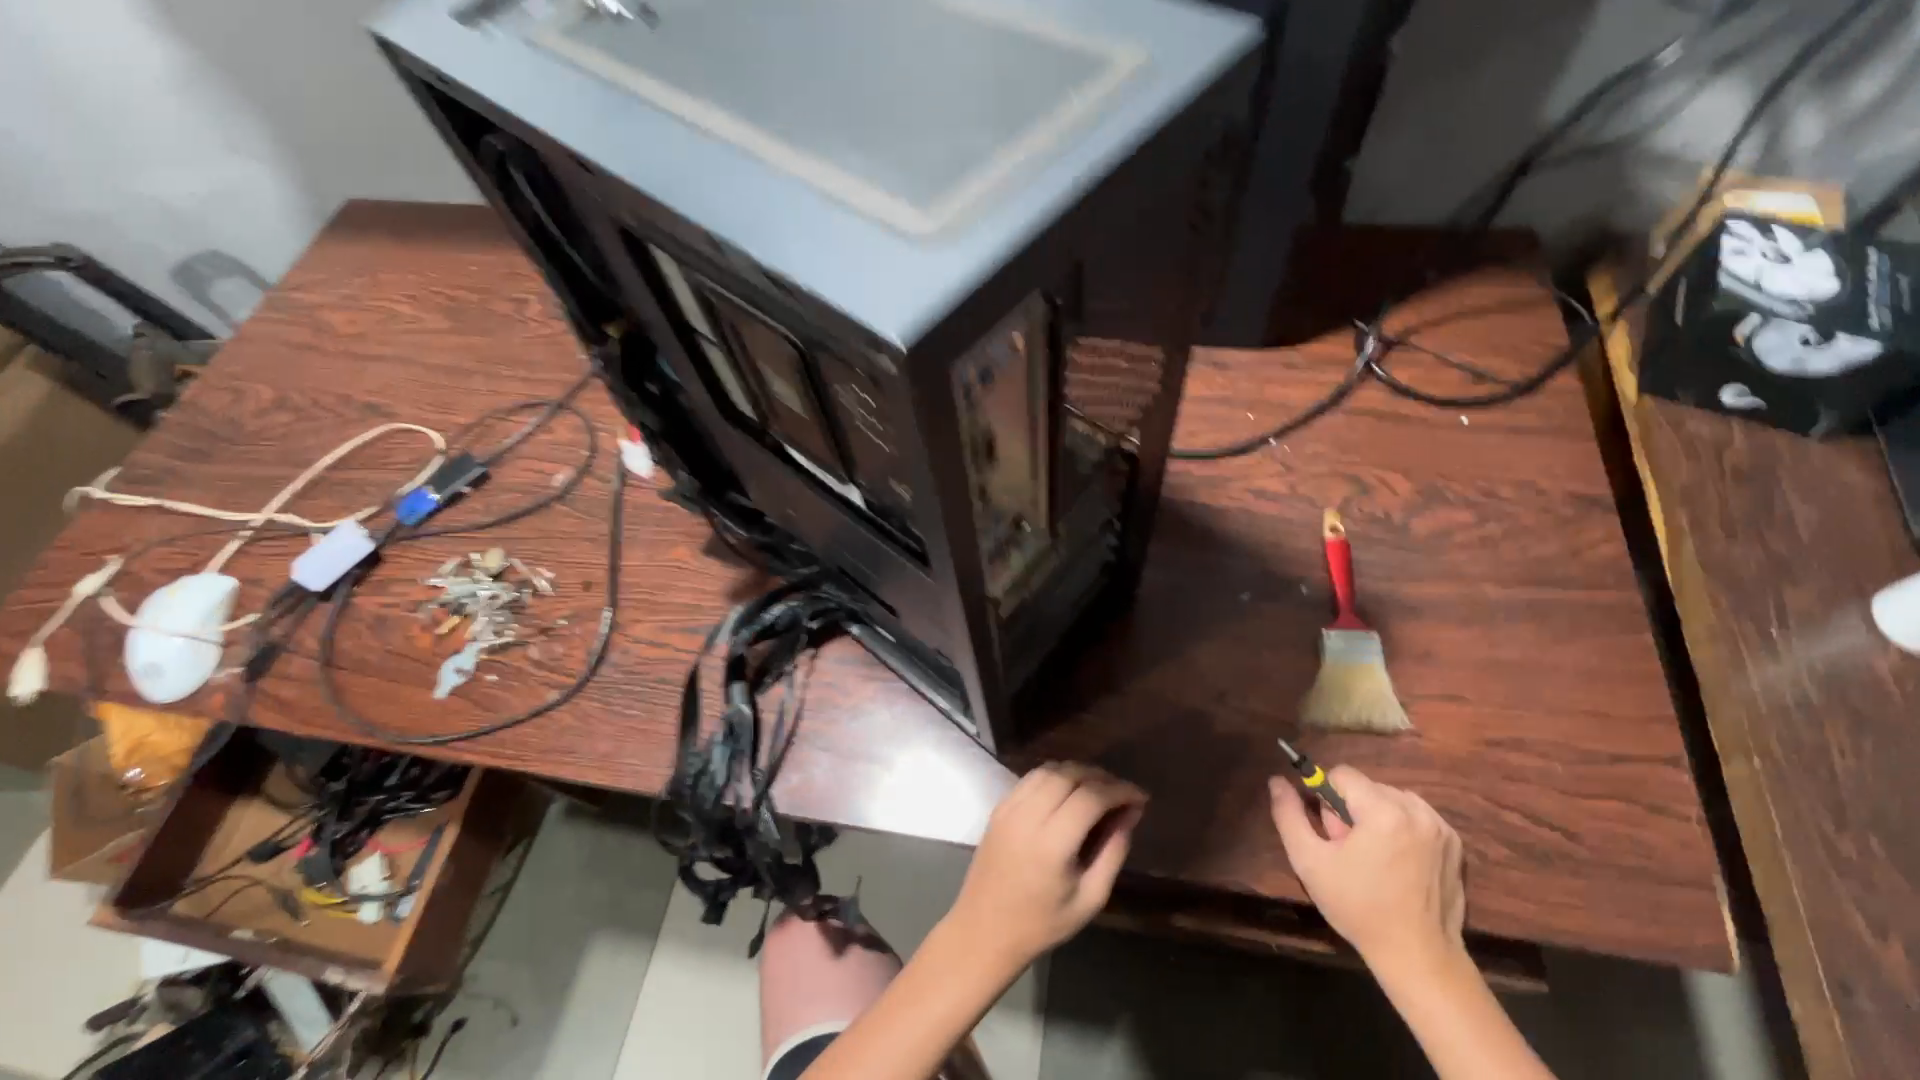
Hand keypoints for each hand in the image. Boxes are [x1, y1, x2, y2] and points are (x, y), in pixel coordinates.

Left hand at [946, 763, 1146, 970]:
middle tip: (1122, 794)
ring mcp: (1008, 810)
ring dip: (1077, 772)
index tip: (1140, 798)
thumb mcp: (1089, 899)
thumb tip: (1129, 815)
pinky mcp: (997, 809)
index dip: (1120, 791)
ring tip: (1098, 790)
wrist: (984, 930)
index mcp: (1051, 844)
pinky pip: (1029, 779)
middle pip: (1069, 775)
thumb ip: (1112, 853)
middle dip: (1101, 777)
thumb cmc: (1041, 924)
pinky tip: (1068, 793)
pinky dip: (1054, 777)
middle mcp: (1026, 818)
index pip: (1090, 797)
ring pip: (1048, 770)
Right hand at [1268, 766, 1464, 970]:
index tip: (1330, 833)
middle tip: (1350, 852)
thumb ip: (1289, 815)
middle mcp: (1417, 810)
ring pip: (1394, 800)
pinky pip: (1418, 817)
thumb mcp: (1310, 861)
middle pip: (1369, 788)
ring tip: (1375, 858)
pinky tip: (1399, 862)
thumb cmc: (1358, 907)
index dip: (1327, 798)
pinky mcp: (1455, 843)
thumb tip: (1277, 781)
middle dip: (1353, 811)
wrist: (1417, 954)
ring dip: (1378, 817)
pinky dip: (1403, 829)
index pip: (1343, 774)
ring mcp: (1441, 826)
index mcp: (1383, 811)